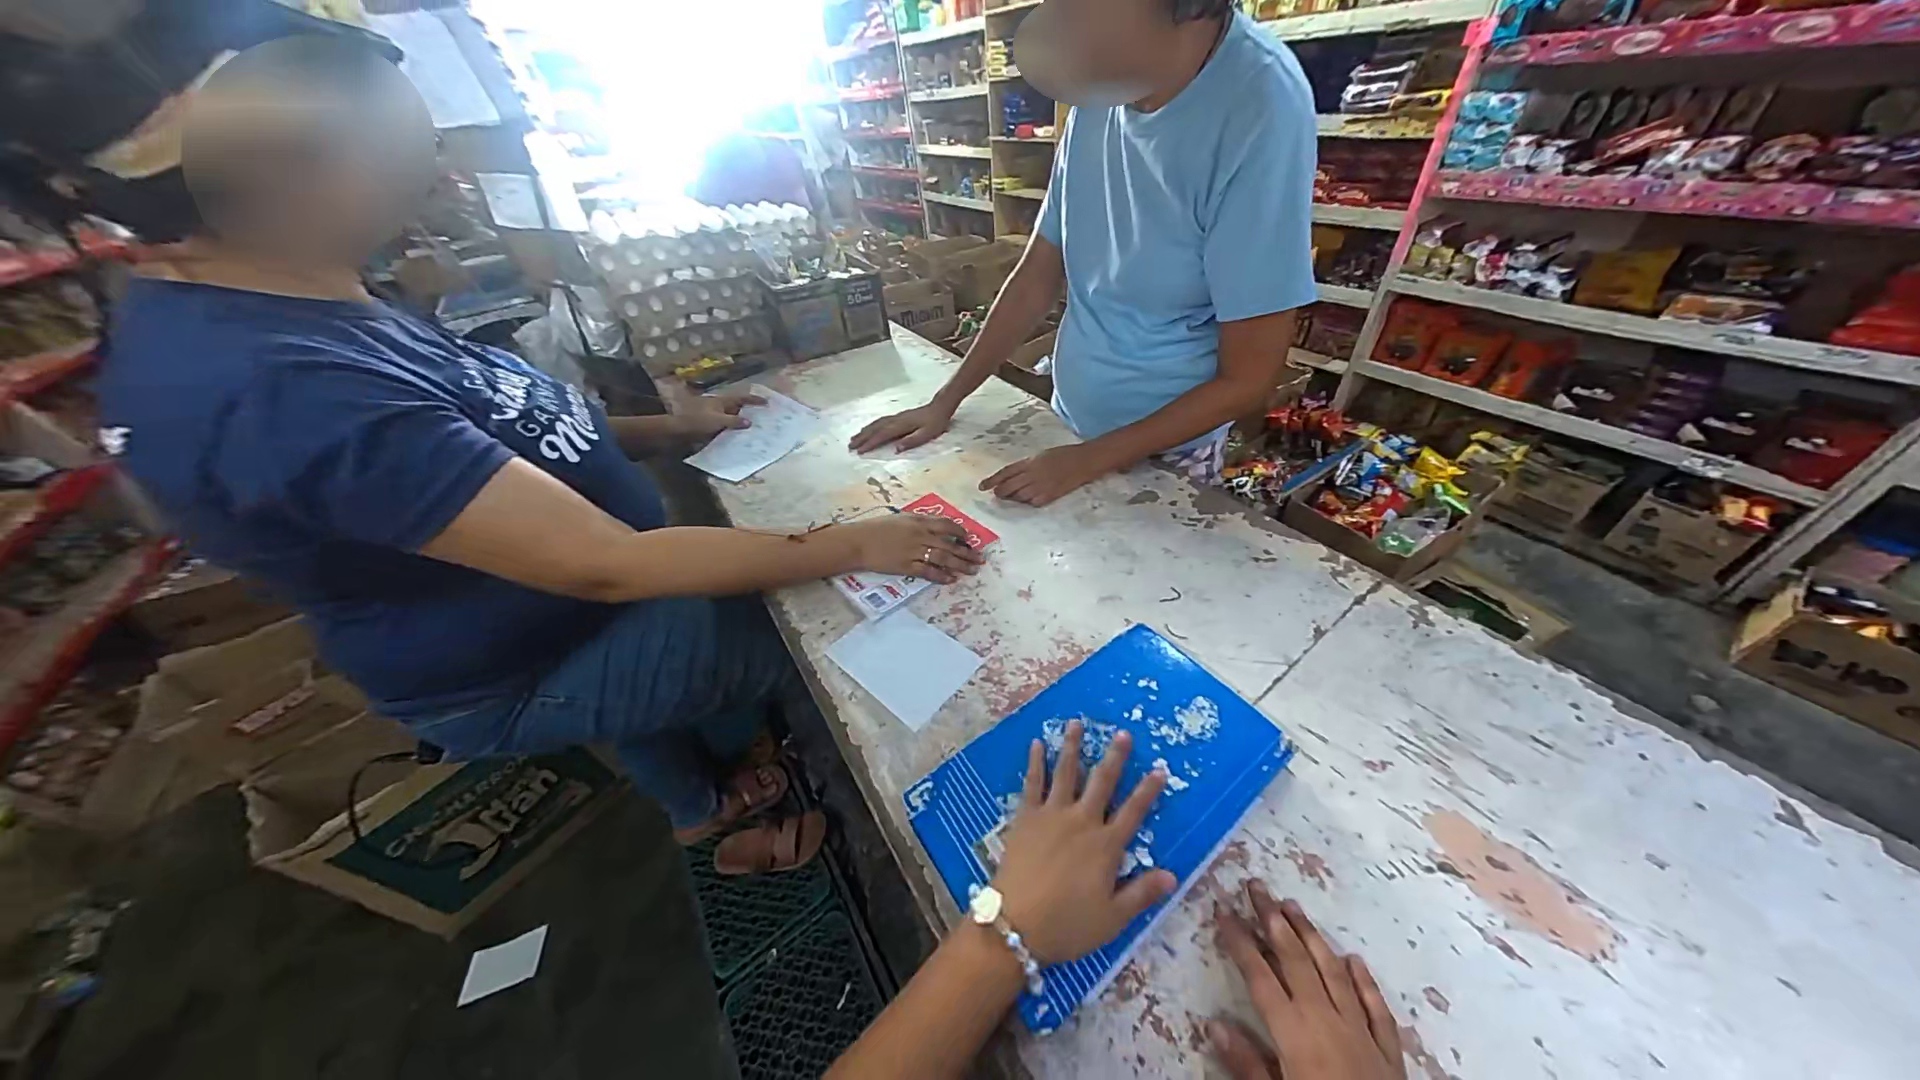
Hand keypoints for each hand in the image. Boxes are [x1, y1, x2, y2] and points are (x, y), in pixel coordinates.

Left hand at [676, 389, 764, 446]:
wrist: (678, 429)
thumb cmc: (697, 421)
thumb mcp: (717, 421)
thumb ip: (734, 421)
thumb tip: (749, 422)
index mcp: (721, 401)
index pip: (742, 398)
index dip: (754, 400)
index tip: (766, 402)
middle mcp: (719, 406)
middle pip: (738, 407)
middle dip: (751, 411)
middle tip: (764, 417)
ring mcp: (715, 415)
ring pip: (733, 417)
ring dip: (743, 421)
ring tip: (755, 428)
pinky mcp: (711, 424)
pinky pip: (727, 425)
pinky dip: (735, 428)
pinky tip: (740, 436)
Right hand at [835, 512, 984, 583]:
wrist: (859, 542)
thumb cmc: (876, 528)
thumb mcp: (900, 518)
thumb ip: (918, 522)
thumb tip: (934, 527)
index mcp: (919, 521)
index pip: (947, 525)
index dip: (961, 533)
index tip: (969, 539)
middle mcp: (920, 535)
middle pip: (950, 545)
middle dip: (967, 553)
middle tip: (979, 560)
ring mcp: (914, 551)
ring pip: (944, 558)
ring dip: (960, 565)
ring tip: (971, 571)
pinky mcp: (907, 566)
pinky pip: (929, 571)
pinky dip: (942, 576)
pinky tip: (951, 580)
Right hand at [848, 402, 953, 454]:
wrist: (940, 407)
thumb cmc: (936, 422)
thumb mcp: (927, 434)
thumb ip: (911, 441)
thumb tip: (896, 449)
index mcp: (901, 425)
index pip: (882, 435)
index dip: (870, 443)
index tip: (859, 451)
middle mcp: (895, 420)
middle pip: (875, 429)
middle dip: (862, 438)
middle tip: (850, 446)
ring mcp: (896, 417)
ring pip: (876, 424)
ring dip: (864, 431)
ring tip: (854, 439)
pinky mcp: (898, 416)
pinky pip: (880, 421)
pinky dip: (871, 426)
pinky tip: (868, 429)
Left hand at [979, 443, 1111, 506]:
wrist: (1084, 461)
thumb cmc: (1064, 455)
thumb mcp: (1041, 455)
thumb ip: (1026, 465)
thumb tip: (1013, 476)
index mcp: (1029, 461)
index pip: (1005, 472)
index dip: (992, 480)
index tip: (981, 487)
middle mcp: (1032, 474)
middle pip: (1008, 487)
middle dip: (1000, 492)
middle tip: (997, 494)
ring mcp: (1040, 486)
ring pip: (1018, 497)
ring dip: (1013, 498)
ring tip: (1013, 497)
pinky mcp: (1048, 497)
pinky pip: (1031, 503)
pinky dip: (1027, 503)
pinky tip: (1028, 500)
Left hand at [990, 720, 1175, 964]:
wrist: (1017, 923)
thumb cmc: (1068, 924)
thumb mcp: (1113, 918)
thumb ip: (1142, 893)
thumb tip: (1173, 874)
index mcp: (1106, 846)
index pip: (1133, 812)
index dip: (1147, 791)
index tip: (1159, 770)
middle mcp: (1082, 821)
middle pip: (1102, 783)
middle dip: (1114, 757)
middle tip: (1122, 733)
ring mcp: (1052, 814)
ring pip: (1066, 773)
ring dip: (1072, 747)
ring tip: (1076, 723)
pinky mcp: (1026, 816)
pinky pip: (1032, 783)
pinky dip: (1035, 762)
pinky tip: (1036, 744)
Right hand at [1210, 881, 1404, 1079]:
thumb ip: (1247, 1065)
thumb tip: (1214, 1024)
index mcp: (1293, 1032)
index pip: (1258, 974)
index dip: (1239, 939)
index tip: (1222, 908)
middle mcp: (1326, 1021)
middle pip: (1294, 958)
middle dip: (1273, 918)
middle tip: (1257, 885)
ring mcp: (1361, 1034)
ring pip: (1333, 972)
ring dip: (1311, 936)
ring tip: (1293, 905)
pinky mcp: (1390, 1055)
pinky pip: (1377, 1009)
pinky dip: (1364, 982)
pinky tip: (1354, 960)